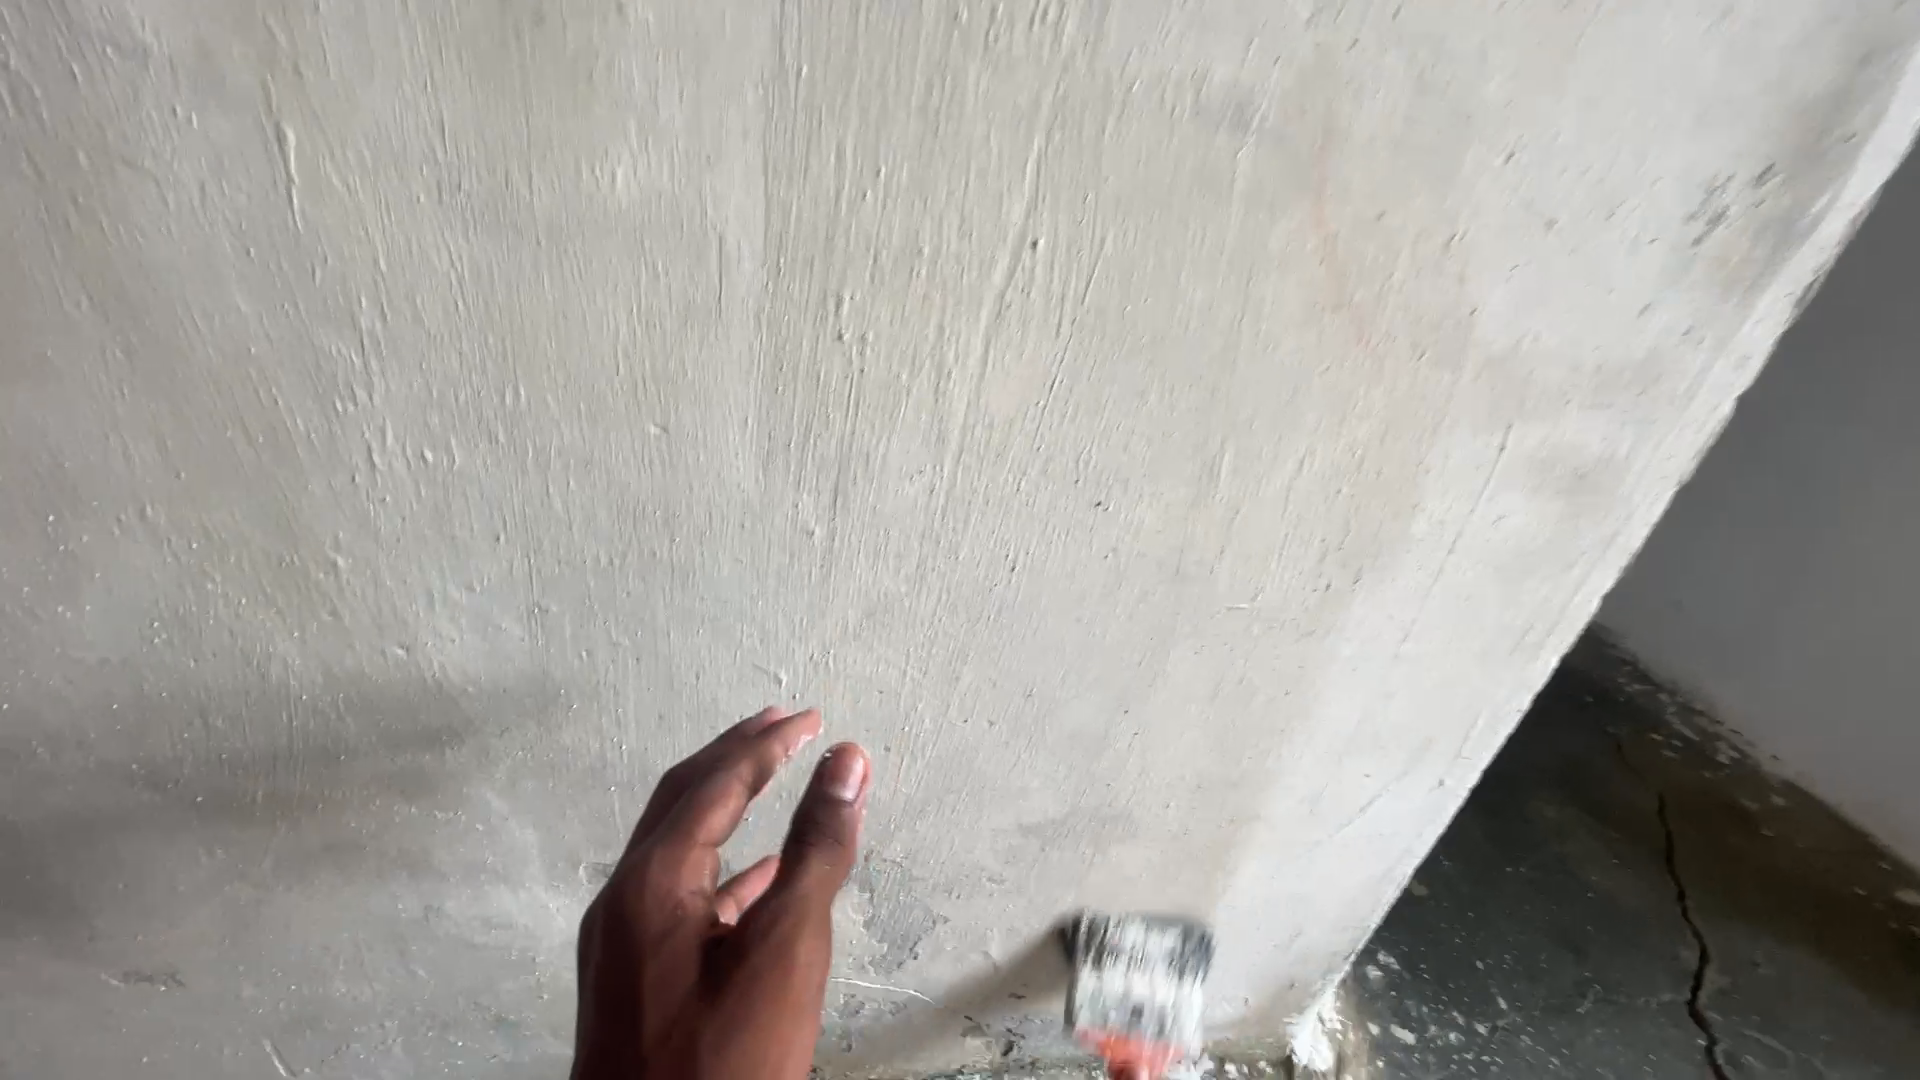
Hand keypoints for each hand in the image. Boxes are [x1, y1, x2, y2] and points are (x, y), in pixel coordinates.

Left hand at [571, 707, 870, 1078]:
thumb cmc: (727, 1057)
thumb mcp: (787, 948)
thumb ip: (817, 848)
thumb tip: (847, 760)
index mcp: (651, 881)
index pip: (716, 783)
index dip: (767, 743)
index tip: (811, 716)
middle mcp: (625, 897)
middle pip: (682, 797)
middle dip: (735, 753)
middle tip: (783, 721)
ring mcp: (623, 938)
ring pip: (679, 841)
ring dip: (727, 801)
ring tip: (772, 774)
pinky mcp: (635, 973)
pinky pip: (682, 892)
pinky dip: (725, 867)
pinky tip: (762, 875)